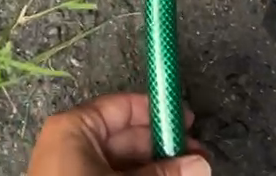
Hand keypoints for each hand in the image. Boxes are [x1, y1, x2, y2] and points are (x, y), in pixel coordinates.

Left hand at [25, 94, 209, 175]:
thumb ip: (163, 174)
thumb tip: (202, 163)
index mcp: (74, 128)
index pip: (121, 107)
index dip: (157, 112)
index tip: (188, 122)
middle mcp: (72, 145)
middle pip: (126, 138)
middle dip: (163, 148)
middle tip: (199, 158)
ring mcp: (75, 172)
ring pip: (123, 165)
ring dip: (157, 170)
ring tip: (191, 173)